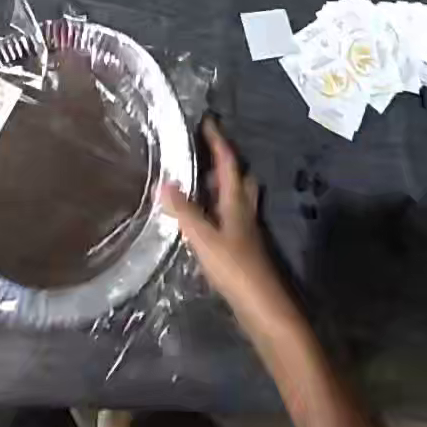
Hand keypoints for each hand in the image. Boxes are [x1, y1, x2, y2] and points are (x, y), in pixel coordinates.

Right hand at [161, 117, 289, 322]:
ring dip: (220, 183)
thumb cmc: (235, 267)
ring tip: (197, 180)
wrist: (263, 306)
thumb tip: (164, 181)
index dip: (217, 140)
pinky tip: (203, 217)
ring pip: (235, 195)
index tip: (207, 120)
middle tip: (201, 151)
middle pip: (237, 176)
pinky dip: (217, 206)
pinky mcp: (244, 245)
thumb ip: (184, 211)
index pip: (228, 161)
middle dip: (222, 160)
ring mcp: (246, 227)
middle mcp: (244, 208)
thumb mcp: (204, 238)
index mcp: (237, 200)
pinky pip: (230, 214)